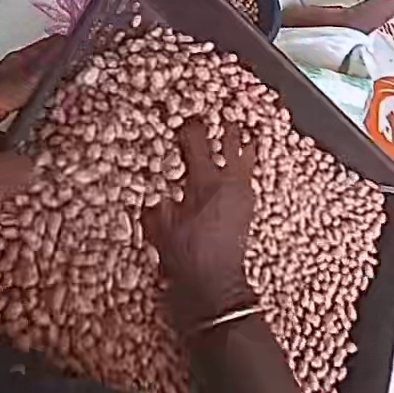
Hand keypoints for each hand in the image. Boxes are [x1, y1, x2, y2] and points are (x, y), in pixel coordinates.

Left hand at [0, 35, 62, 265]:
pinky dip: (19, 122)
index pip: (20, 78)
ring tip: (60, 86)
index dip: (49, 61)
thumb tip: (48, 157)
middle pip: (7, 77)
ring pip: (2, 102)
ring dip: (28, 90)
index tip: (74, 42)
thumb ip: (20, 166)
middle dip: (35, 60)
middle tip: (66, 46)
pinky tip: (35, 135)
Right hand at [145, 120, 256, 331]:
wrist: (215, 284)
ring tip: (233, 122)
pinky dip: (243, 158)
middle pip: (231, 138)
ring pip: (247, 152)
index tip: (179, 111)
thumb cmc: (184, 254)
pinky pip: (248, 170)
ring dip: (238, 137)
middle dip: (222, 121)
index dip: (187, 123)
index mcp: (206, 181)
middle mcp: (230, 182)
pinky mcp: (249, 202)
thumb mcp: (158, 224)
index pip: (196, 140)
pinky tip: (239, 153)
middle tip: (213, 108)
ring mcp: (244, 192)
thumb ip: (153, 196)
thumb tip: (144, 175)